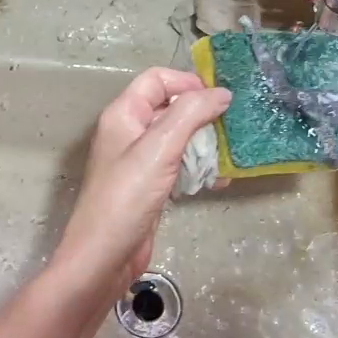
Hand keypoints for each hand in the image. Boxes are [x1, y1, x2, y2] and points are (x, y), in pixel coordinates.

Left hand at [51, 68, 230, 300]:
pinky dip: (198, 169)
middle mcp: (129, 133)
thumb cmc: (126, 198)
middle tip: (233, 127)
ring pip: (178, 139)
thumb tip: (221, 93)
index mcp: (123, 115)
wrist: (104, 257)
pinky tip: (218, 180)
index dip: (187, 82)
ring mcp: (139, 162)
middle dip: (202, 114)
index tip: (219, 99)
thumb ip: (190, 114)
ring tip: (231, 155)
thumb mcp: (159, 149)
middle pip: (170, 107)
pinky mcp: (149, 187)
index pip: (156, 80)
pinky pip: (178, 166)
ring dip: (204, 144)